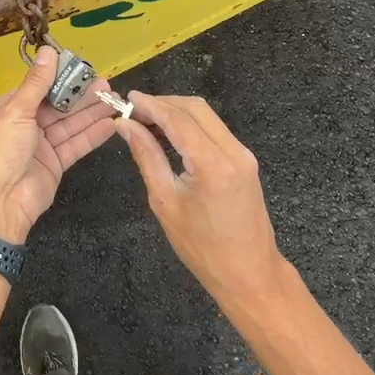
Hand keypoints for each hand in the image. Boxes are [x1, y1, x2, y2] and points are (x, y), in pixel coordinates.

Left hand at [0, 46, 118, 242]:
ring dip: (90, 112)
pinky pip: (75, 144)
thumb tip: (48, 51)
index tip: (81, 67)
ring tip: (114, 98)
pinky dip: (92, 134)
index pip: (36, 88)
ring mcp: (40, 145)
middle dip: (79, 94)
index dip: (59, 77)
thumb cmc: (0, 152)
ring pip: (69, 123)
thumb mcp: (16, 112)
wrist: (0, 205)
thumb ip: (37, 84)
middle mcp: (23, 125)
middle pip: (56, 105)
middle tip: (105, 83)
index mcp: (6, 110)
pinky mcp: (55, 163)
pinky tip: (110, 123)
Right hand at [115, 93, 281, 306]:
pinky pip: (214, 129)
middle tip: (134, 112)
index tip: (126, 99)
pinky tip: (170, 135)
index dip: (150, 105)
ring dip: (177, 111)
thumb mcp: (165, 201)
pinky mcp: (245, 161)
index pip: (177, 119)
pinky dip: (190, 124)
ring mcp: (243, 155)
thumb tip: (125, 125)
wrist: (249, 274)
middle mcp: (233, 151)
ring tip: (148, 122)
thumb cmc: (202, 247)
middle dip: (163, 103)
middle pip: (195, 108)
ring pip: (206, 115)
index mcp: (212, 164)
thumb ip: (146, 156)